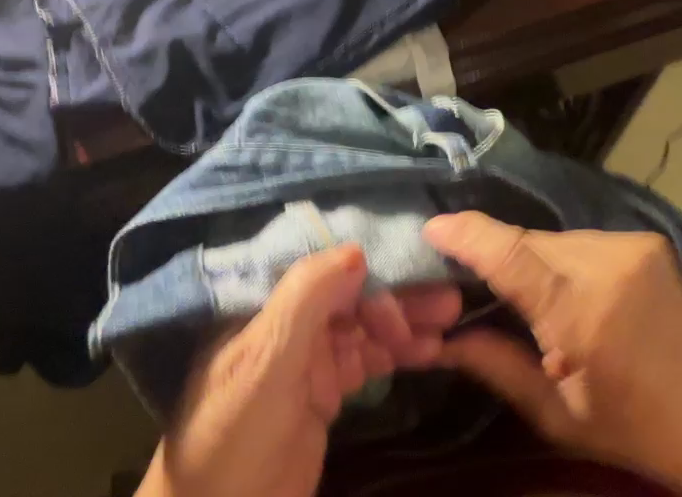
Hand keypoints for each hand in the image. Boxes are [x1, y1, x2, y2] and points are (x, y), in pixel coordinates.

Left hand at [137, 244, 461, 496]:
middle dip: (398, 296)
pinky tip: (425, 352)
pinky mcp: (323, 396)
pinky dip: (394, 354)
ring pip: (363, 329)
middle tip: (448, 301)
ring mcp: (307, 363)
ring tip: (446, 324)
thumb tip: (356, 249)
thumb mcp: (266, 363)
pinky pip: (365, 362)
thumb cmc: (233, 433)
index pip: (327, 272)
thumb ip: (304, 303)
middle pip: (351, 298)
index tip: (417, 272)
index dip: (373, 269)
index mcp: (267, 308)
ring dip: (404, 324)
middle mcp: (289, 327)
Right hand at [422, 212, 681, 479]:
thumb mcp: (555, 412)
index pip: (511, 255)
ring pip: (553, 238)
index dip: (467, 235)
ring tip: (529, 296)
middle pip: (528, 241)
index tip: (432, 228)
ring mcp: (630, 246)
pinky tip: (567, 287)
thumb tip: (439, 339)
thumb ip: (494, 366)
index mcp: (580, 312)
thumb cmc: (630, 425)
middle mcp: (605, 264)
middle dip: (497, 255)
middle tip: (473, 280)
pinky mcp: (646, 240)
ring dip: (532, 258)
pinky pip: (581, 240)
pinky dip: (562, 258)